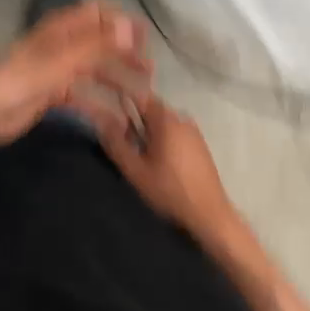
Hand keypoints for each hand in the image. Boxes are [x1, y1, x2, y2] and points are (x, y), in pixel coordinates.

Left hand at [0, 0, 151, 147]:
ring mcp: (57, 70)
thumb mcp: (64, 61)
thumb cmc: (23, 80)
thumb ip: (99, 44)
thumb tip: (132, 26)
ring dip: (117, 82)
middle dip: (125, 56)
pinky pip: (83, 97)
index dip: (122, 22)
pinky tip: (117, 122)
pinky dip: (100, 107)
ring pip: (95, 72)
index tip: (145, 39)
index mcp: (61, 29)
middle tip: (149, 72)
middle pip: (100, 44)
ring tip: (141, 98)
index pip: (98, 13)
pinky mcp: (52, 94)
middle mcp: (61, 45)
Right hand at [79, 91, 234, 235]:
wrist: (208, 214)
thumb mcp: (135, 170)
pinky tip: (161, 163)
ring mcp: (194, 132)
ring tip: (142, 157)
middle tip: (125, 144)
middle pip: (152, 111)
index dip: (123, 103)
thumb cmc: (169, 191)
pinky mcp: (201, 145)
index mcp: (166, 120)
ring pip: (164, 123)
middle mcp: (182, 119)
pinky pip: (176, 133)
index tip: (111, 116)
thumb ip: (116, 143)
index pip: (140, 97)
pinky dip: (164, 140)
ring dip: (150, 133)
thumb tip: (101, 119)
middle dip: (136, 123)